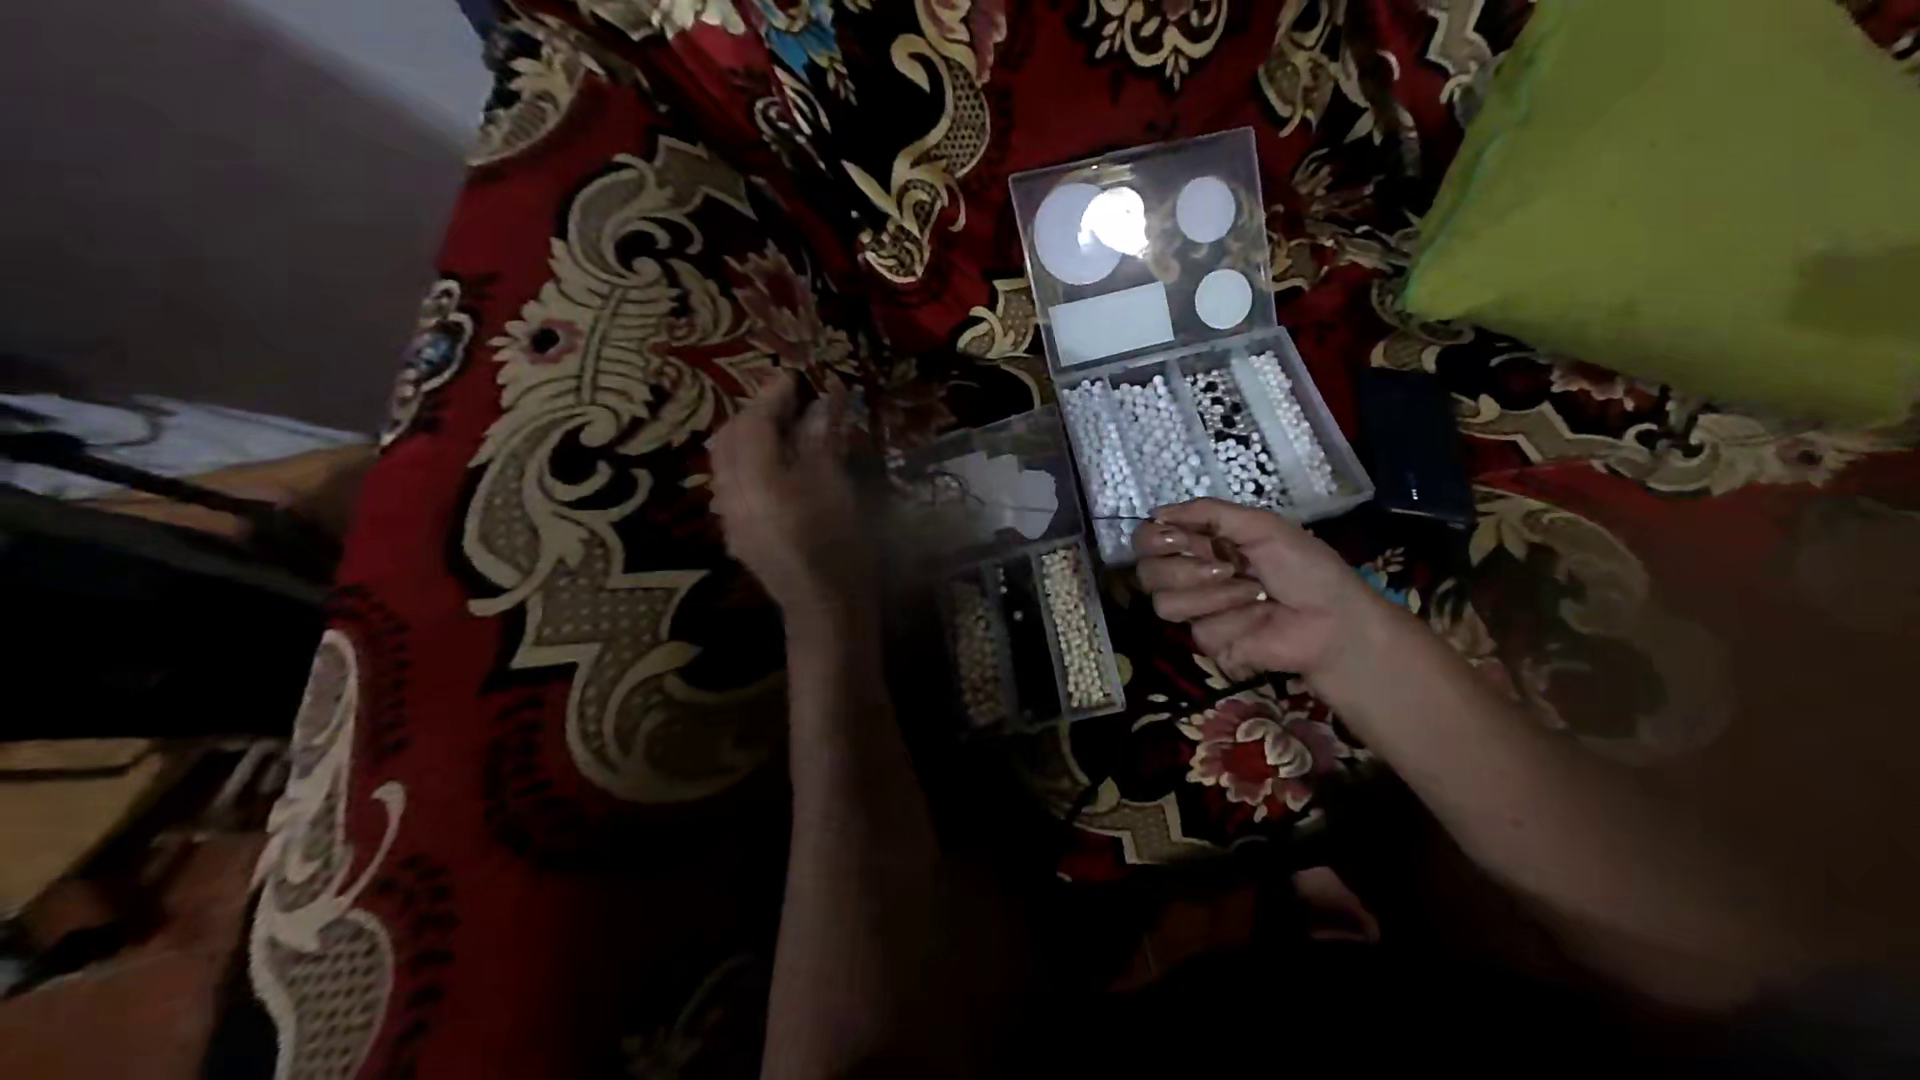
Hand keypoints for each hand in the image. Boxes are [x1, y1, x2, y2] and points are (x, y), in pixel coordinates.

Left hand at [710, 371, 870, 622]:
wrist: (826, 608)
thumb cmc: (842, 548)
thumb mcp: (837, 488)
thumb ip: (823, 440)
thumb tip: (826, 398)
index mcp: (758, 483)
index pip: (753, 424)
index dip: (772, 396)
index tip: (793, 377)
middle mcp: (732, 496)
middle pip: (728, 439)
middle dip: (753, 414)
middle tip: (785, 402)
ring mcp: (729, 518)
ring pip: (726, 462)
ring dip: (748, 438)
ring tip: (781, 429)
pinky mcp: (736, 533)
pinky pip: (731, 485)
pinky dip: (749, 463)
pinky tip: (776, 467)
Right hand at [1132, 498, 1391, 684]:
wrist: (1334, 622)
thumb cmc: (1305, 569)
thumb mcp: (1262, 525)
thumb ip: (1208, 512)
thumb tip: (1157, 511)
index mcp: (1201, 544)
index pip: (1148, 539)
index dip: (1153, 539)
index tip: (1178, 539)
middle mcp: (1191, 575)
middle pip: (1147, 573)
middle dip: (1184, 570)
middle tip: (1225, 568)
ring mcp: (1199, 612)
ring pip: (1166, 603)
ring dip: (1214, 596)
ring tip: (1253, 594)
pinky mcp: (1211, 644)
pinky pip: (1200, 630)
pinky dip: (1234, 620)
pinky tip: (1260, 619)